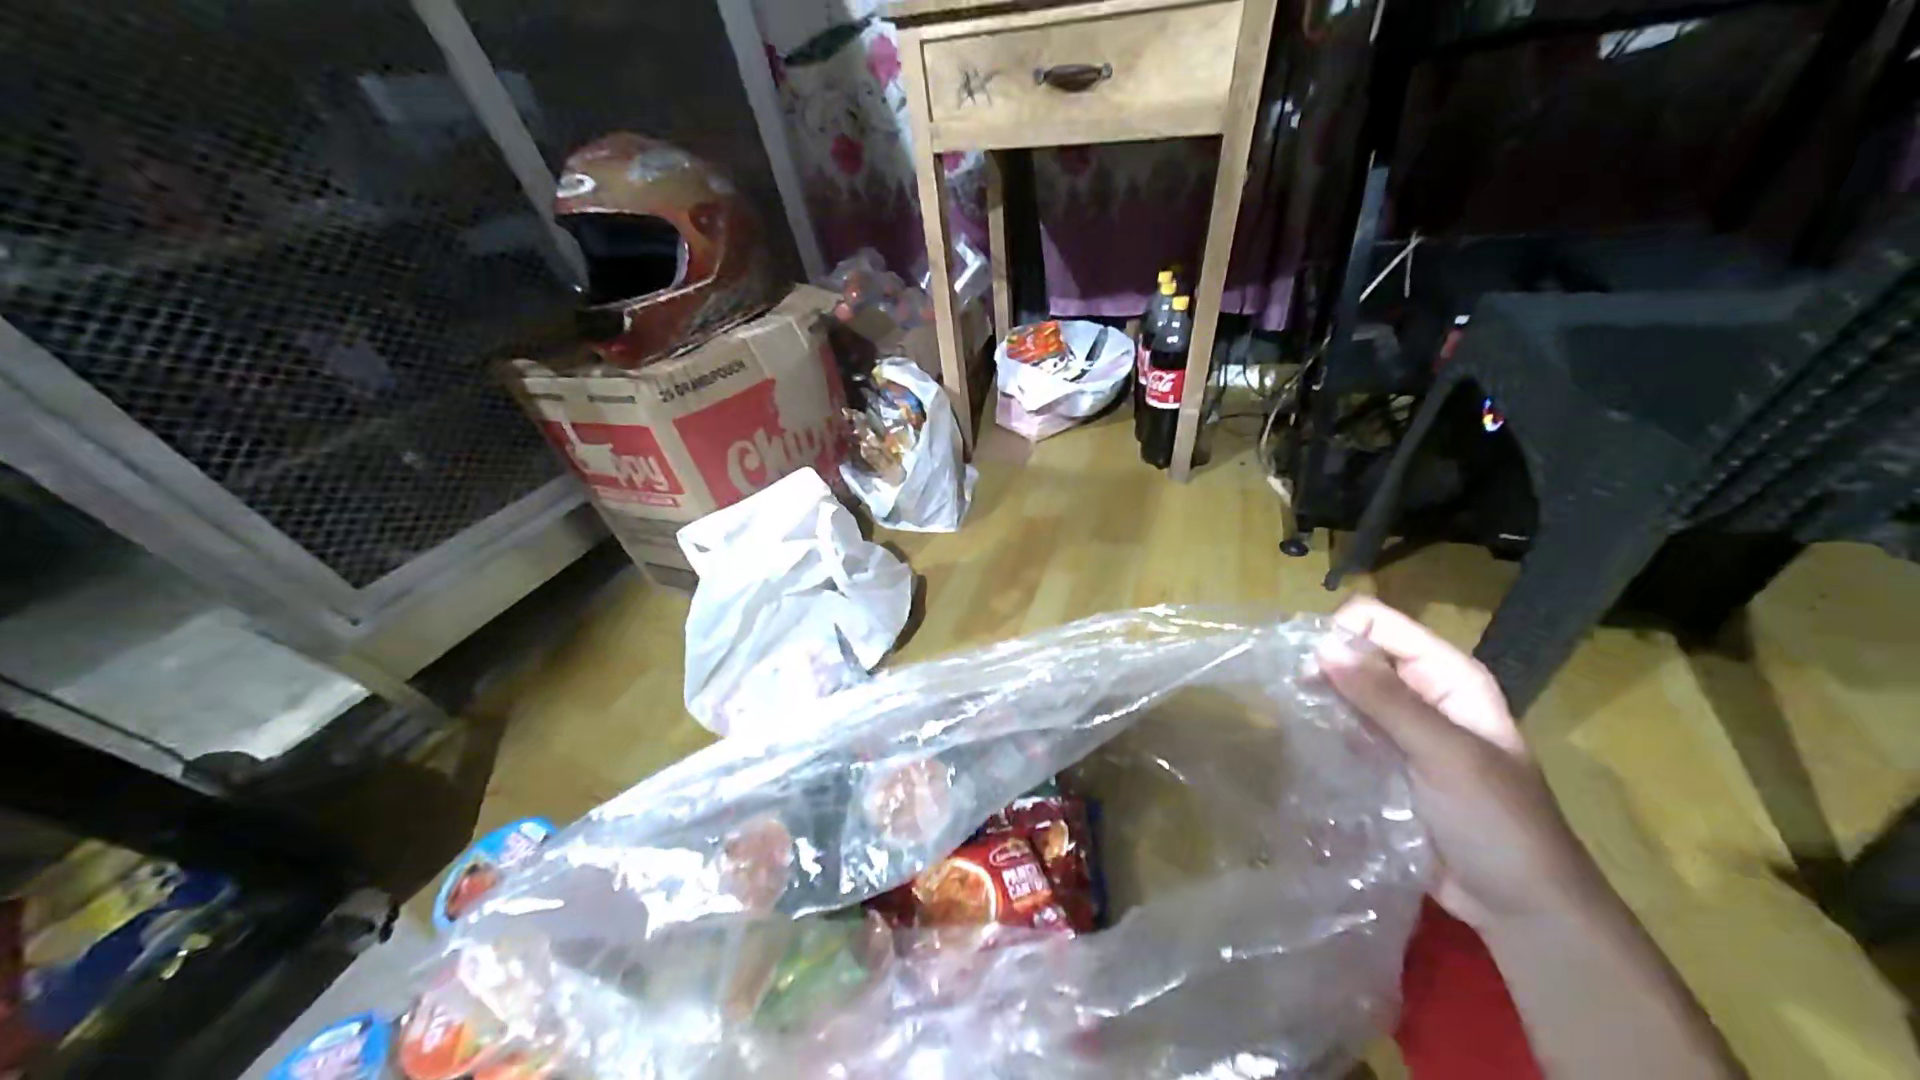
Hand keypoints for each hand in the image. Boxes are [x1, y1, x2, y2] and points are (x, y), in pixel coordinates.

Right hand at [1316, 597, 1606, 930]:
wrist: (1523, 907)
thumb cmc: (1497, 822)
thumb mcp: (1445, 753)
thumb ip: (1385, 699)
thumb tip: (1321, 646)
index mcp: (1447, 676)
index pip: (1378, 624)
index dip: (1339, 634)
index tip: (1306, 667)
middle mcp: (1422, 693)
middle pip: (1357, 655)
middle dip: (1321, 667)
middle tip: (1290, 695)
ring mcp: (1401, 730)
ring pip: (1345, 693)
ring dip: (1318, 700)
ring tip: (1290, 719)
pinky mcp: (1383, 762)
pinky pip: (1343, 730)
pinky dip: (1322, 731)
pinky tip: (1302, 743)